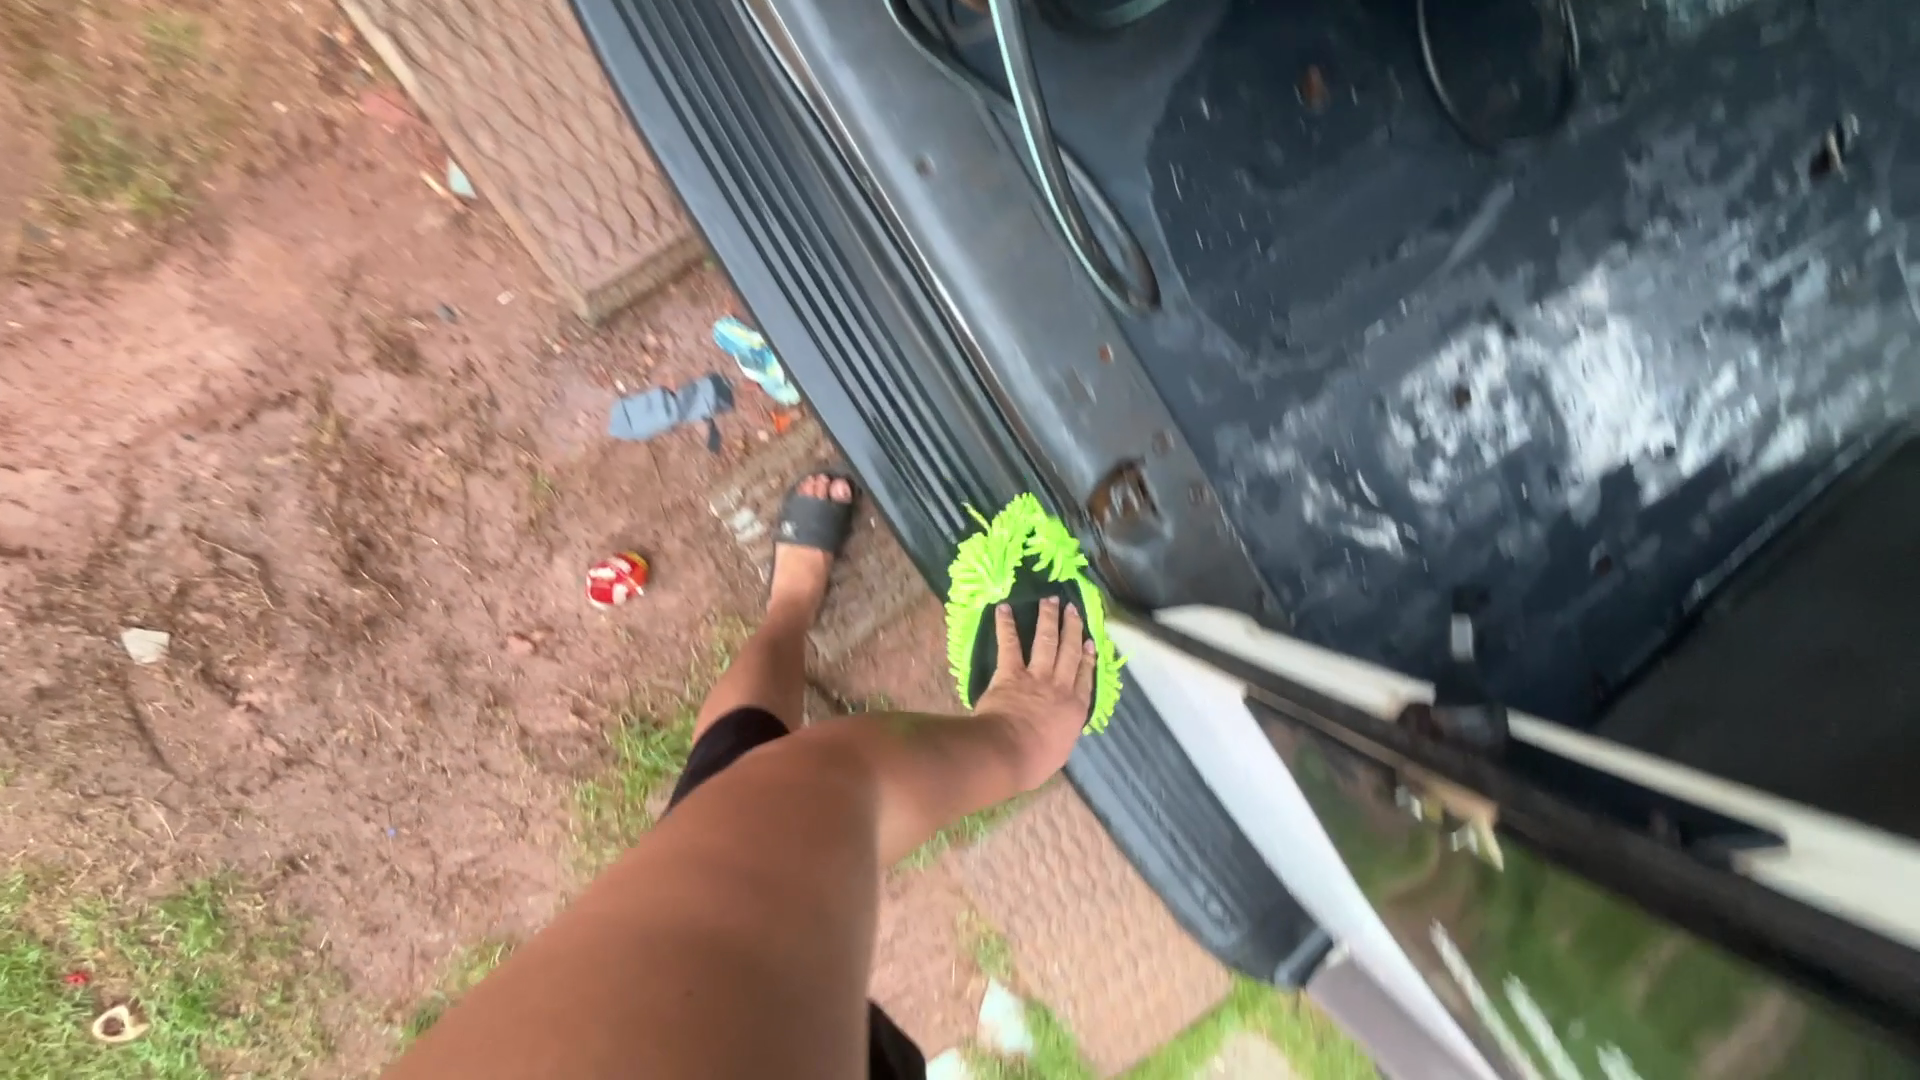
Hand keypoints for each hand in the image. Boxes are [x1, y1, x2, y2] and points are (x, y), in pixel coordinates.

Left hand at [972, 597, 1095, 789]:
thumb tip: (1057, 730)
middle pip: (1070, 652)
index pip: (1085, 678)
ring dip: (1049, 619)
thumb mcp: (1060, 751)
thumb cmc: (1034, 762)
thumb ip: (1061, 733)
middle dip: (1073, 629)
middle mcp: (1060, 687)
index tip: (1091, 642)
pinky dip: (1006, 625)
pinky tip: (1005, 608)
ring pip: (1046, 641)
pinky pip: (1010, 644)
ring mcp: (1036, 677)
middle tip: (1074, 609)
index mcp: (1075, 709)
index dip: (1089, 658)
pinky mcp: (1011, 673)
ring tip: (1051, 600)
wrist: (1008, 752)